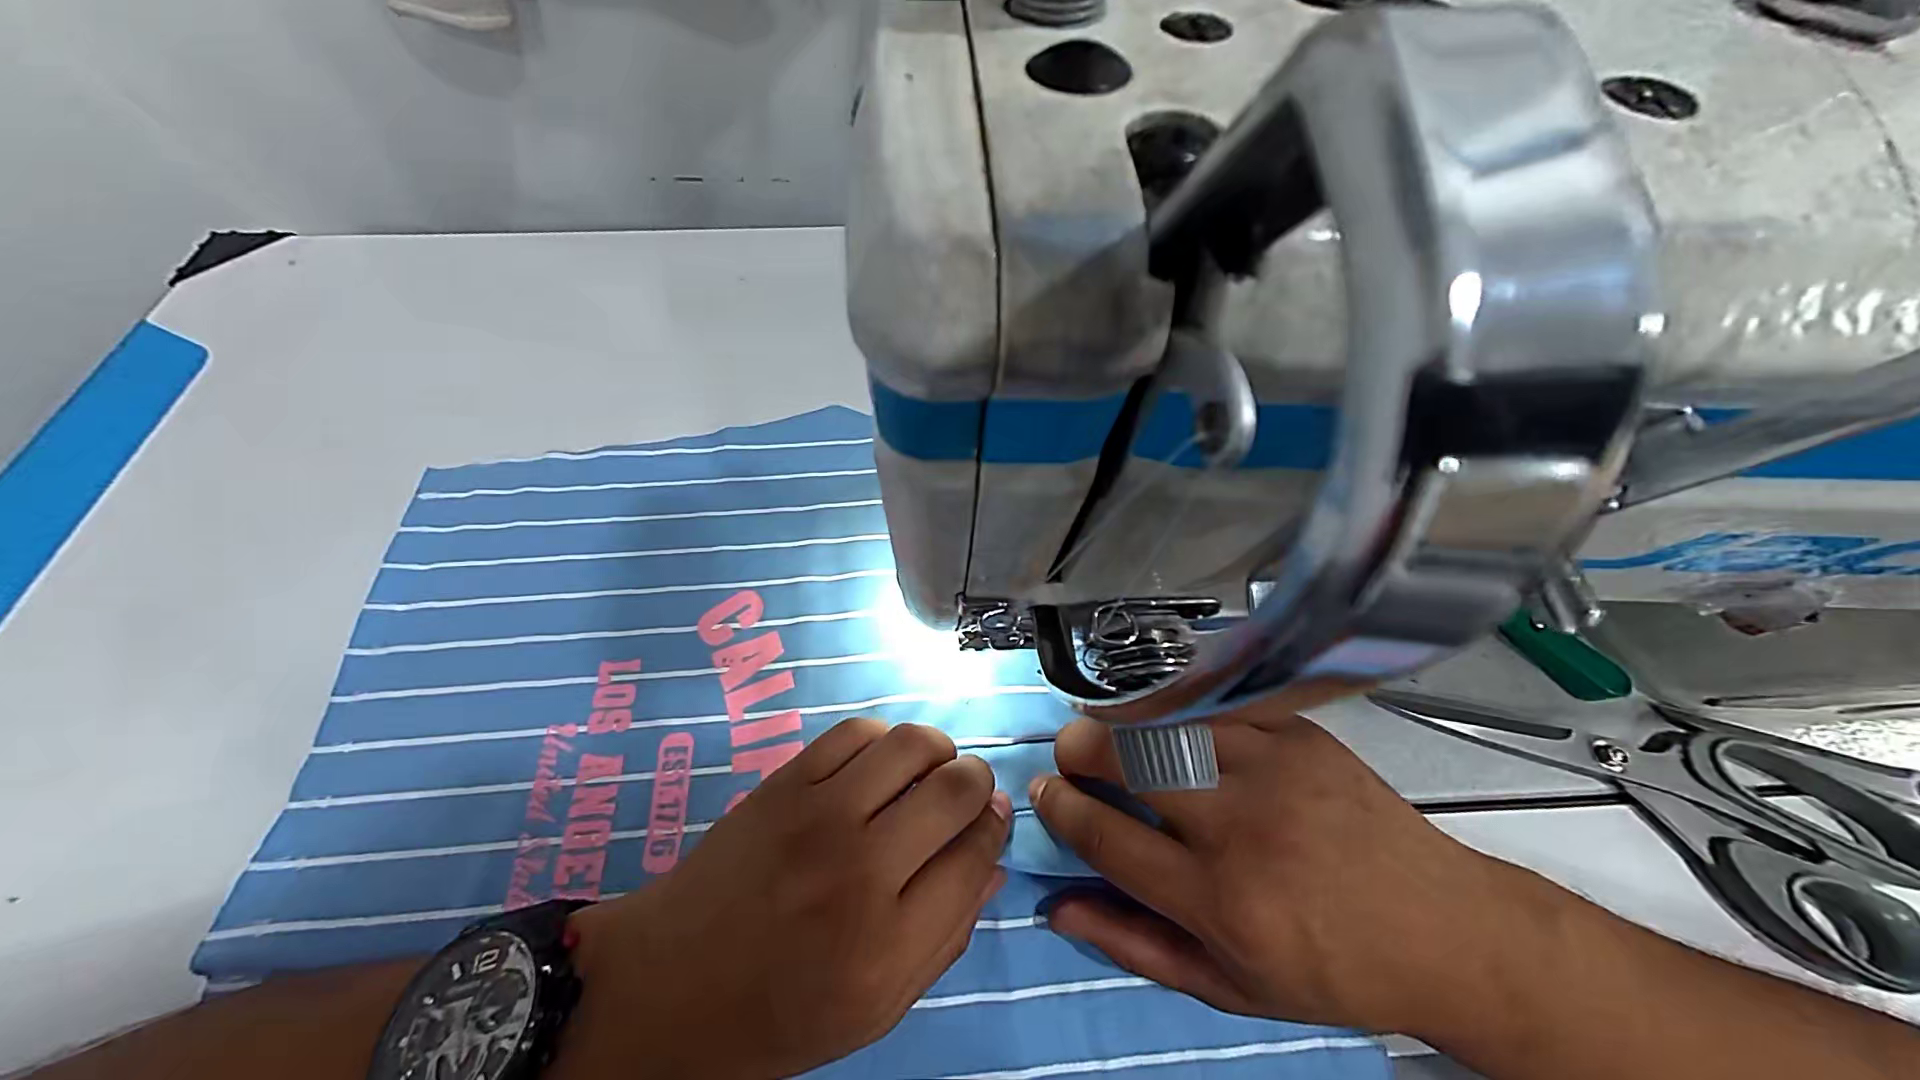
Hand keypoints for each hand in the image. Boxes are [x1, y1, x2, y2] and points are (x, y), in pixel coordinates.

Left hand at [555, 718, 1011, 1079]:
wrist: (669, 984)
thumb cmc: (780, 1010)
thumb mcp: (878, 1007)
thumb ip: (947, 935)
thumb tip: (993, 862)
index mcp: (889, 943)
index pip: (976, 853)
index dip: (994, 827)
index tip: (990, 820)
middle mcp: (861, 870)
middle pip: (956, 789)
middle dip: (977, 783)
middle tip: (964, 794)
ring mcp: (818, 816)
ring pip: (912, 744)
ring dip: (936, 752)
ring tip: (925, 774)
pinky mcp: (784, 783)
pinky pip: (857, 731)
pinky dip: (882, 739)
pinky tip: (877, 766)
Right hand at [1029, 709, 1526, 1034]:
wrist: (1443, 931)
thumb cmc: (1332, 969)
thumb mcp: (1229, 986)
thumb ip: (1134, 943)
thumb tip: (1059, 906)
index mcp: (1222, 901)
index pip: (1108, 837)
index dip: (1061, 808)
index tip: (1046, 794)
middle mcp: (1245, 828)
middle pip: (1130, 760)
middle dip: (1079, 748)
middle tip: (1069, 753)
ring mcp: (1275, 770)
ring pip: (1169, 722)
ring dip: (1124, 723)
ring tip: (1110, 734)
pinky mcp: (1300, 736)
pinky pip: (1218, 704)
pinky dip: (1180, 709)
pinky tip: (1170, 723)